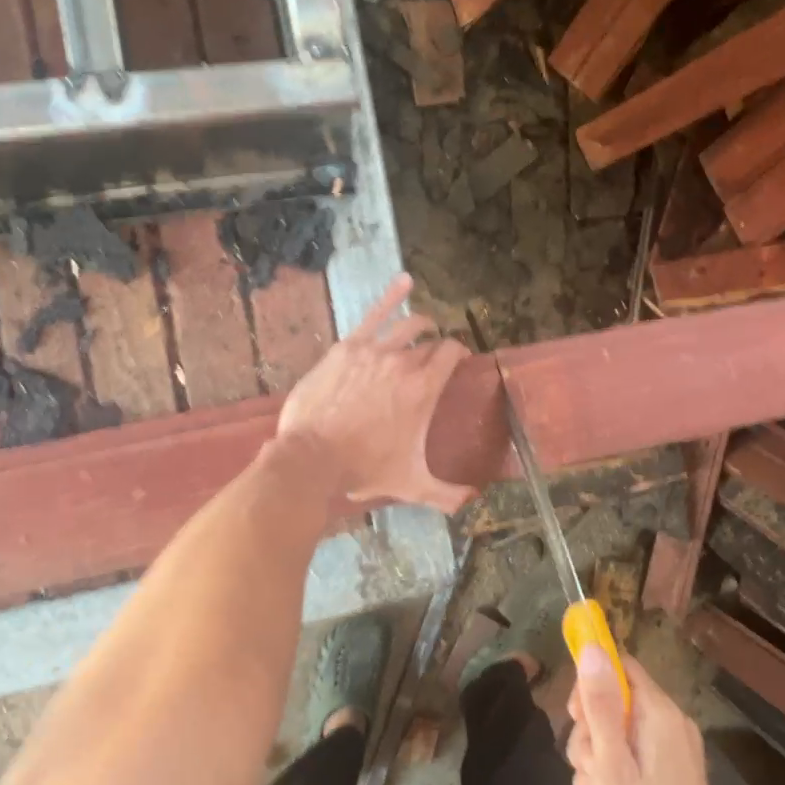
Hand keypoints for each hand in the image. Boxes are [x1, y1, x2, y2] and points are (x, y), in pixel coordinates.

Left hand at [276, 274, 474, 512]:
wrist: (311, 457)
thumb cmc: (363, 468)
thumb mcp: (410, 484)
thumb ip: (446, 494)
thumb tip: (472, 502)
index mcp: (423, 389)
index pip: (451, 354)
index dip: (458, 354)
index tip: (457, 361)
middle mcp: (403, 362)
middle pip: (429, 342)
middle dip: (436, 345)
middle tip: (435, 354)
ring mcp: (373, 350)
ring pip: (406, 325)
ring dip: (419, 324)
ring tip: (422, 326)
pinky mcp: (345, 348)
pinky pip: (373, 314)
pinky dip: (391, 296)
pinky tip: (405, 282)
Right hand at [567, 648, 727, 784]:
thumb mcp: (611, 770)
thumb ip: (600, 706)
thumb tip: (593, 646)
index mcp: (664, 719)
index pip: (622, 667)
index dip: (591, 683)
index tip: (574, 716)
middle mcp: (674, 731)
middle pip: (616, 702)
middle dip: (590, 731)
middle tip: (587, 768)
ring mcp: (674, 760)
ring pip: (617, 736)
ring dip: (595, 761)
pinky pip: (630, 763)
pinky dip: (611, 780)